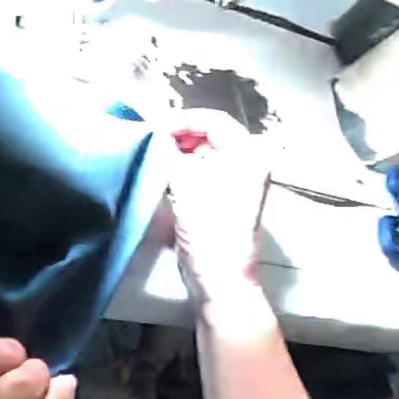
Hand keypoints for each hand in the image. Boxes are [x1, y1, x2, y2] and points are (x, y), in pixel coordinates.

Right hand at [165, 109, 270, 301]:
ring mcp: (237, 182)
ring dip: (179, 150)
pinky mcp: (223, 198)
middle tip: (150, 139)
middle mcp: (248, 164)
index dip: (183, 120)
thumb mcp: (186, 184)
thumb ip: (172, 155)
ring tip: (152, 153)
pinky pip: (202, 171)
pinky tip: (163, 171)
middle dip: (179, 134)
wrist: (219, 278)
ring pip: (204, 153)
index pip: (214, 121)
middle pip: (210, 134)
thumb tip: (158, 140)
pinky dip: (183, 167)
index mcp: (248, 156)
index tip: (154, 128)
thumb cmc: (209, 229)